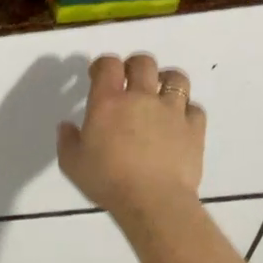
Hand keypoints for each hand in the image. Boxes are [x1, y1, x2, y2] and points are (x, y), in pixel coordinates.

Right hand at [57, 54, 205, 215]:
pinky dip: (185, 109)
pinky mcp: (195, 127)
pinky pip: (194, 107)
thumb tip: (67, 126)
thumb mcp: (71, 163)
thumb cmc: (106, 180)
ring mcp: (172, 110)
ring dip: (164, 81)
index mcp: (107, 102)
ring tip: (158, 94)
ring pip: (175, 78)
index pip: (108, 65)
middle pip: (143, 63)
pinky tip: (176, 121)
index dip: (103, 64)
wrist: (152, 200)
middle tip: (127, 80)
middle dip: (134, 65)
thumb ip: (67, 140)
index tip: (98, 75)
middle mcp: (141, 98)